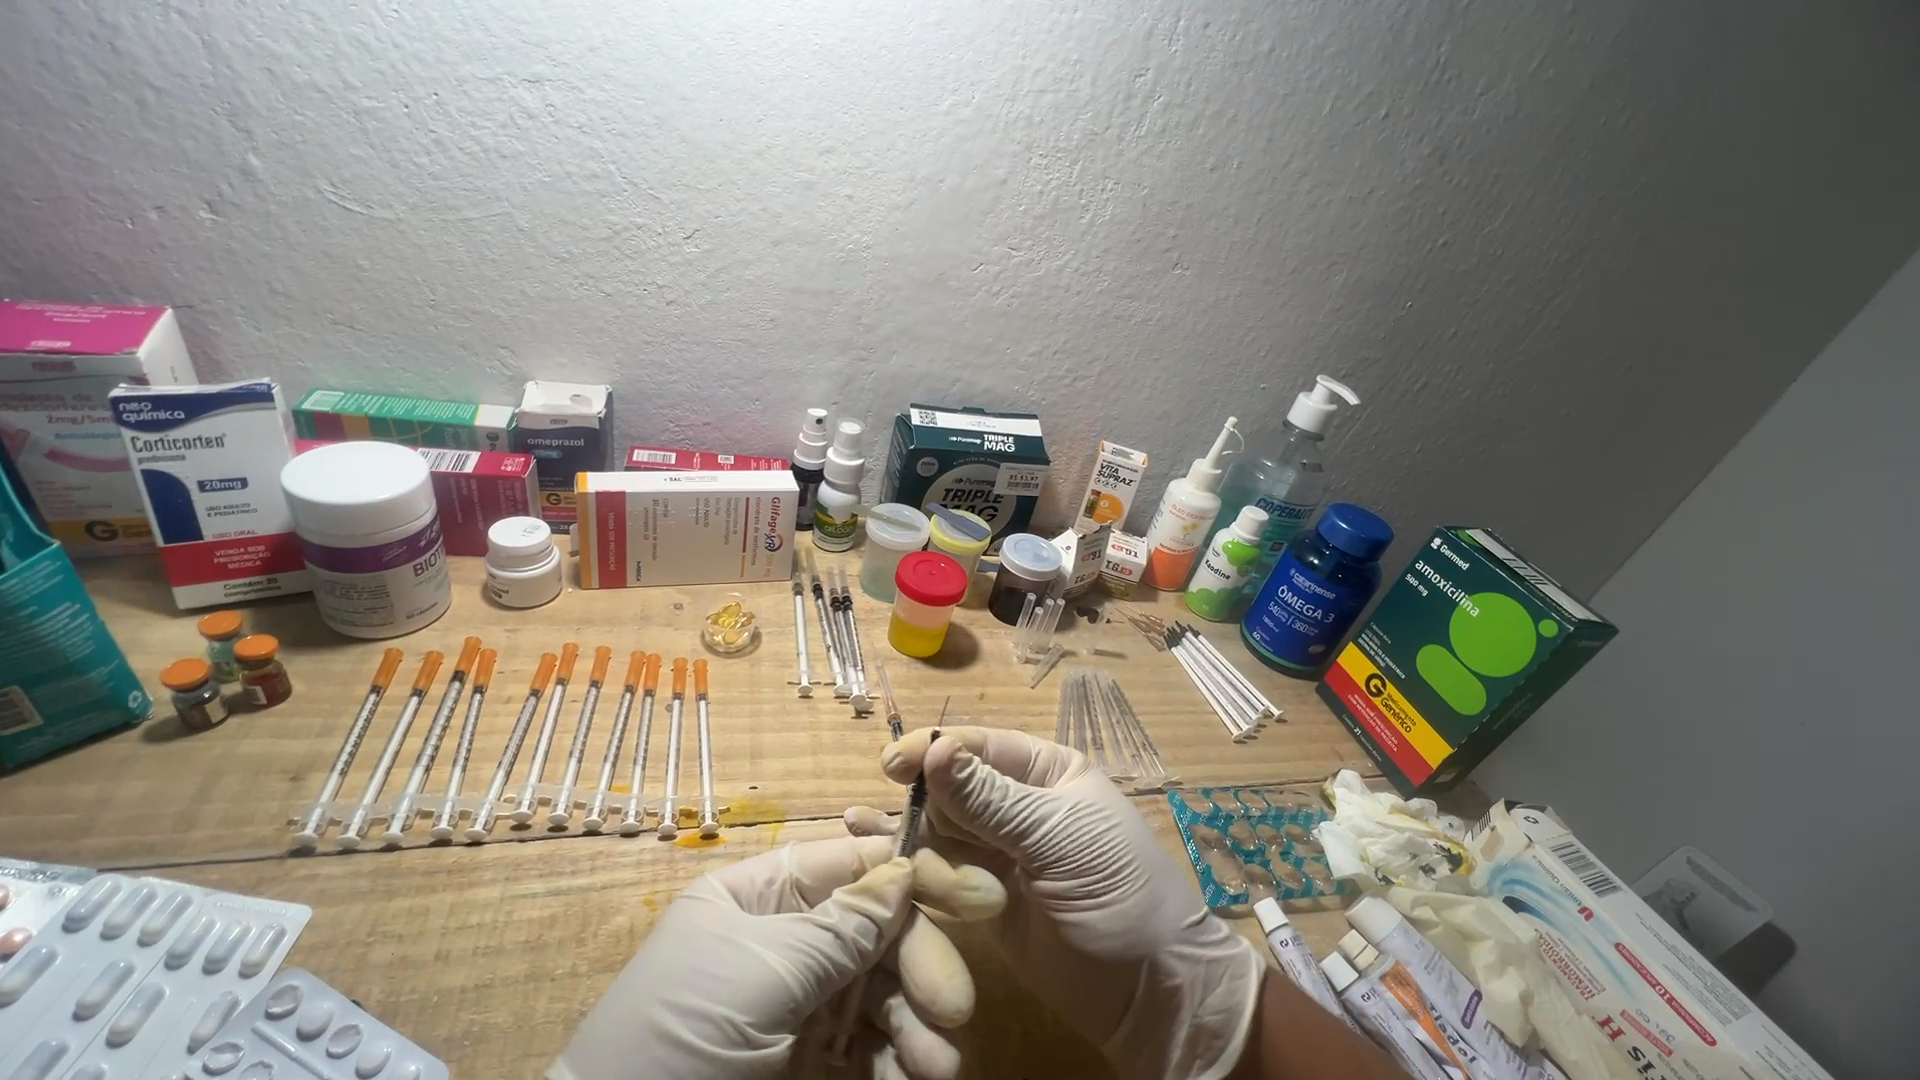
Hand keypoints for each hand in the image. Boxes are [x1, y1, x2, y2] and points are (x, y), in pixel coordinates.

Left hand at [546, 836, 1005, 1079]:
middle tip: (954, 1009)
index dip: (904, 875)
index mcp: (758, 897)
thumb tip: (904, 869)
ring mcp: (798, 1002)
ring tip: (939, 1067)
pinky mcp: (808, 1059)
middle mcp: (784, 940)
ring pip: (878, 992)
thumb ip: (839, 927)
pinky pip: (867, 1044)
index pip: (845, 867)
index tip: (965, 896)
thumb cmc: (682, 1035)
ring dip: (915, 1025)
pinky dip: (896, 1061)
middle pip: (872, 933)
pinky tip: (913, 1079)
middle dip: (916, 967)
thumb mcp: (760, 972)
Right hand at [848, 727, 1263, 1079]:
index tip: (894, 765)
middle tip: (902, 830)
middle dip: (929, 809)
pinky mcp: (979, 896)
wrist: (1150, 988)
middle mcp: (1016, 803)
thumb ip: (992, 799)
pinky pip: (939, 869)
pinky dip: (909, 860)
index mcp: (1045, 771)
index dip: (936, 751)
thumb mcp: (1060, 837)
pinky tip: (868, 844)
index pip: (979, 746)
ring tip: (892, 851)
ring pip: (938, 831)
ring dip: (921, 845)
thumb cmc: (1120, 893)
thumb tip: (936, 751)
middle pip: (950, 788)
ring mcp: (996, 851)